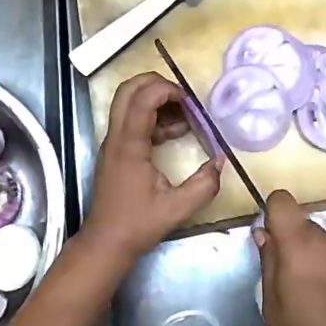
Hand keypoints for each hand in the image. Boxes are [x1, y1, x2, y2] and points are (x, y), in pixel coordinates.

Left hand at [80, 73, 221, 262]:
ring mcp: (113, 142)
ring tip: (186, 117)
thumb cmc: (138, 225)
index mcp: (129, 146)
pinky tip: (176, 133)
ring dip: (155, 100)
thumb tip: (219, 162)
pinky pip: (131, 120)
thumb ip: (203, 185)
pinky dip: (152, 117)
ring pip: (128, 102)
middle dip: (156, 84)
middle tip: (184, 98)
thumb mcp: (178, 209)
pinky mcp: (116, 150)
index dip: (166, 90)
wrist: (106, 241)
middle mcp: (116, 137)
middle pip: (127, 90)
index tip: (190, 102)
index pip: (142, 100)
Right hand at [257, 190, 325, 325]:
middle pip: (302, 224)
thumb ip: (268, 265)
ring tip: (313, 296)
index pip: (282, 201)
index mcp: (299, 244)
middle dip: (292, 243)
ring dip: (313, 258)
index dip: (273, 214)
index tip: (270, 241)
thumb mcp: (274, 308)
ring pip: (322, 242)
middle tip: (288, 279)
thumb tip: (264, 235)